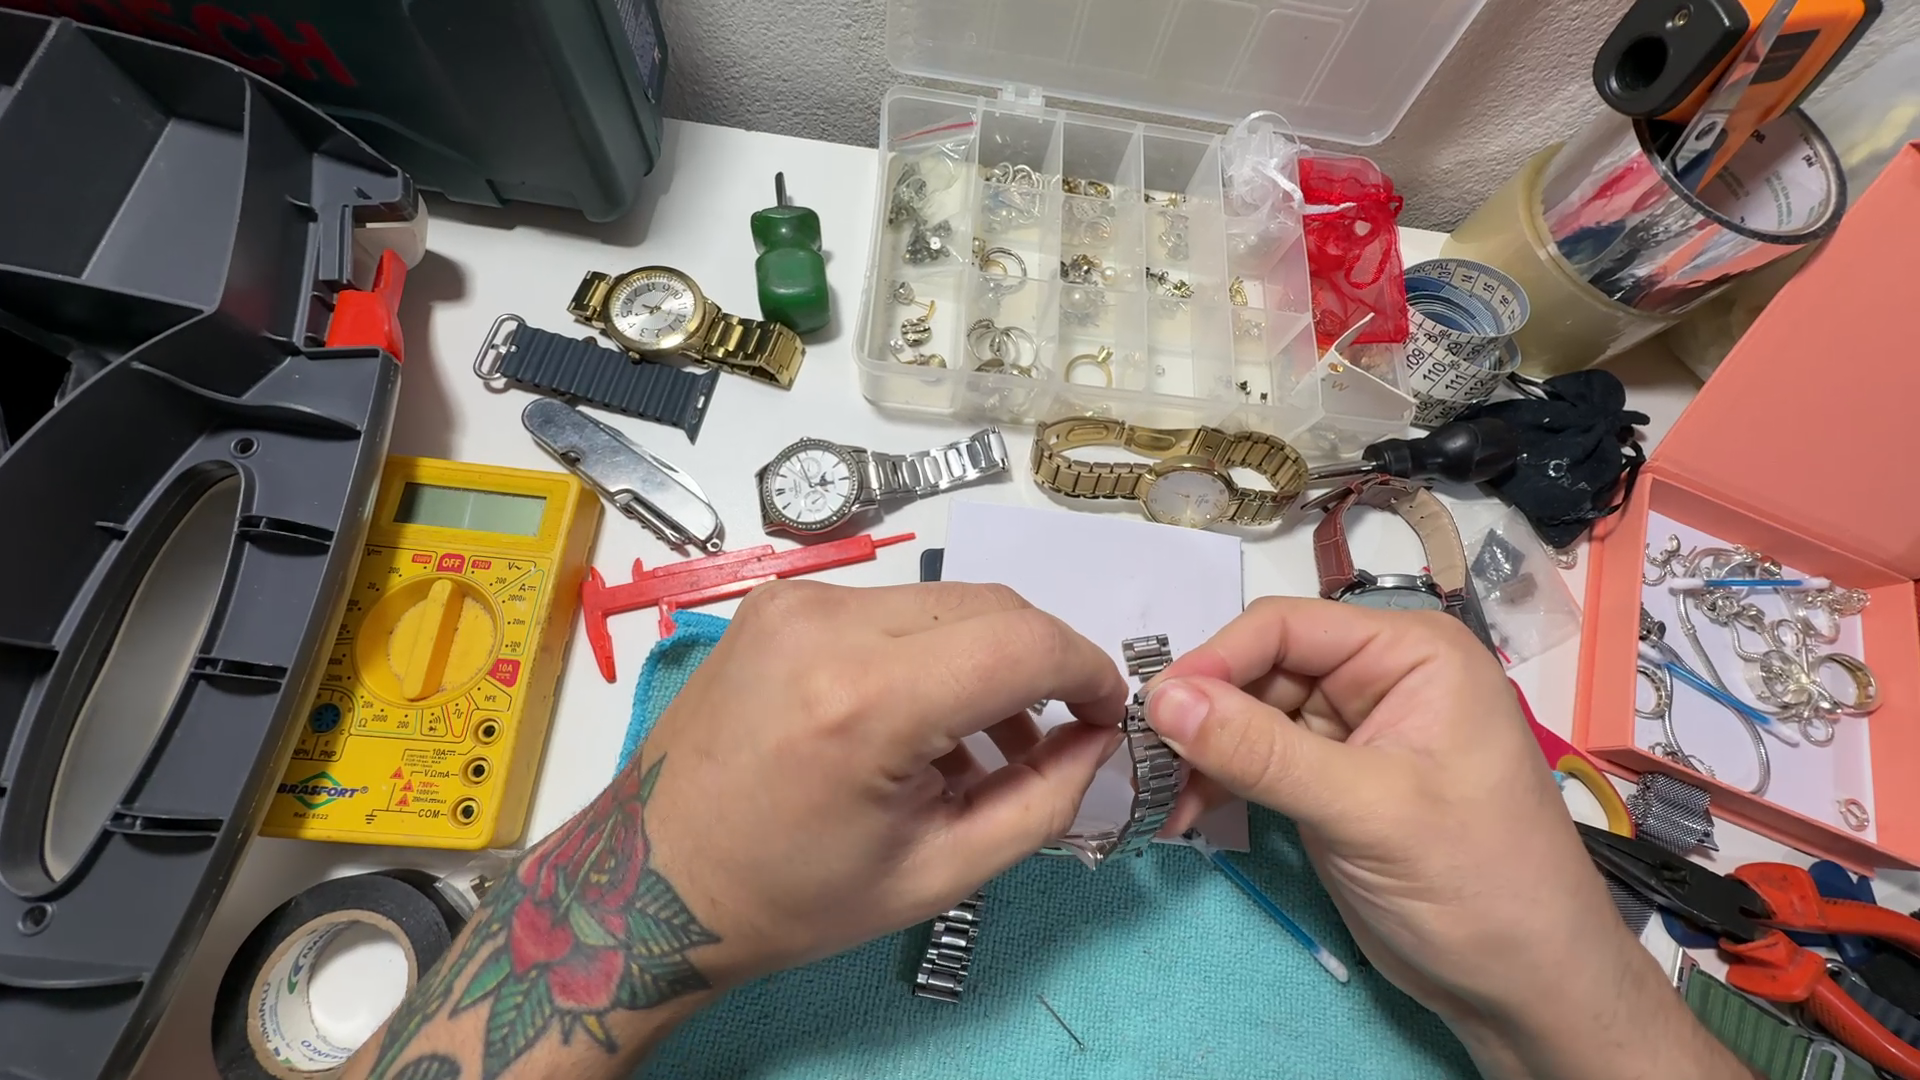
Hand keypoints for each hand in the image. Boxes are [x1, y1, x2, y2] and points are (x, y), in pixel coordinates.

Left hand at [641, 581, 1128, 985]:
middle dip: (1040, 662)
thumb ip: (1042, 801)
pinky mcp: (781, 598)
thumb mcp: (937, 873)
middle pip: (990, 606)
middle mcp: (829, 622)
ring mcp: (798, 599)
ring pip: (946, 601)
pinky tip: (922, 715)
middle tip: (1050, 730)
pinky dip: (931, 650)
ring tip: (983, 740)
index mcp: (866, 699)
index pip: (1023, 642)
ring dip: (985, 657)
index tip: (1105, 712)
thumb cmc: (791, 897)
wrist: (647, 878)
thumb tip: (1097, 737)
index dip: (1086, 670)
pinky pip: (893, 607)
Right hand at [1143, 598, 1744, 1079]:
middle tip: (1148, 763)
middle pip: (1256, 669)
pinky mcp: (1323, 771)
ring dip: (1200, 754)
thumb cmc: (1476, 886)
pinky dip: (1215, 781)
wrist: (1528, 997)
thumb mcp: (1367, 811)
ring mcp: (1345, 725)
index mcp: (1406, 652)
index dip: (1215, 661)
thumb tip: (1160, 699)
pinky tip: (1185, 813)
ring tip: (1161, 798)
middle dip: (1202, 716)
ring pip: (1243, 714)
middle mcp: (1372, 674)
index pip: (1283, 628)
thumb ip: (1260, 751)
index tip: (1155, 709)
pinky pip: (1250, 756)